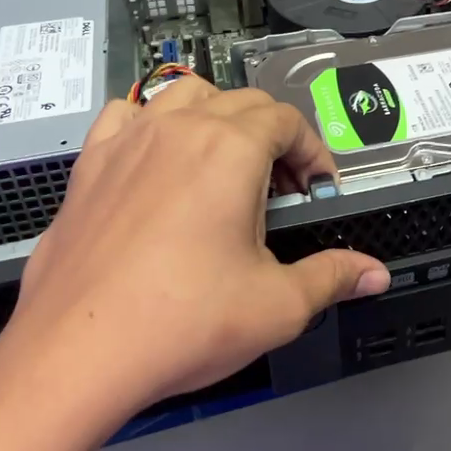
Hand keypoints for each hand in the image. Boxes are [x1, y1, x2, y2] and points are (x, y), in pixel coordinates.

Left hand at [0, 78, 390, 417]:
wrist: (77, 355)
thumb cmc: (183, 323)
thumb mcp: (278, 306)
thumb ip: (332, 277)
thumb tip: (374, 274)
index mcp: (231, 150)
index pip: (286, 121)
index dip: (312, 152)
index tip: (318, 189)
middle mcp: (179, 129)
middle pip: (241, 102)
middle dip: (274, 137)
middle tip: (283, 190)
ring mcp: (128, 141)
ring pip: (185, 95)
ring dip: (217, 118)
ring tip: (226, 164)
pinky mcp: (89, 165)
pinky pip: (126, 115)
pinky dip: (152, 123)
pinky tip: (158, 160)